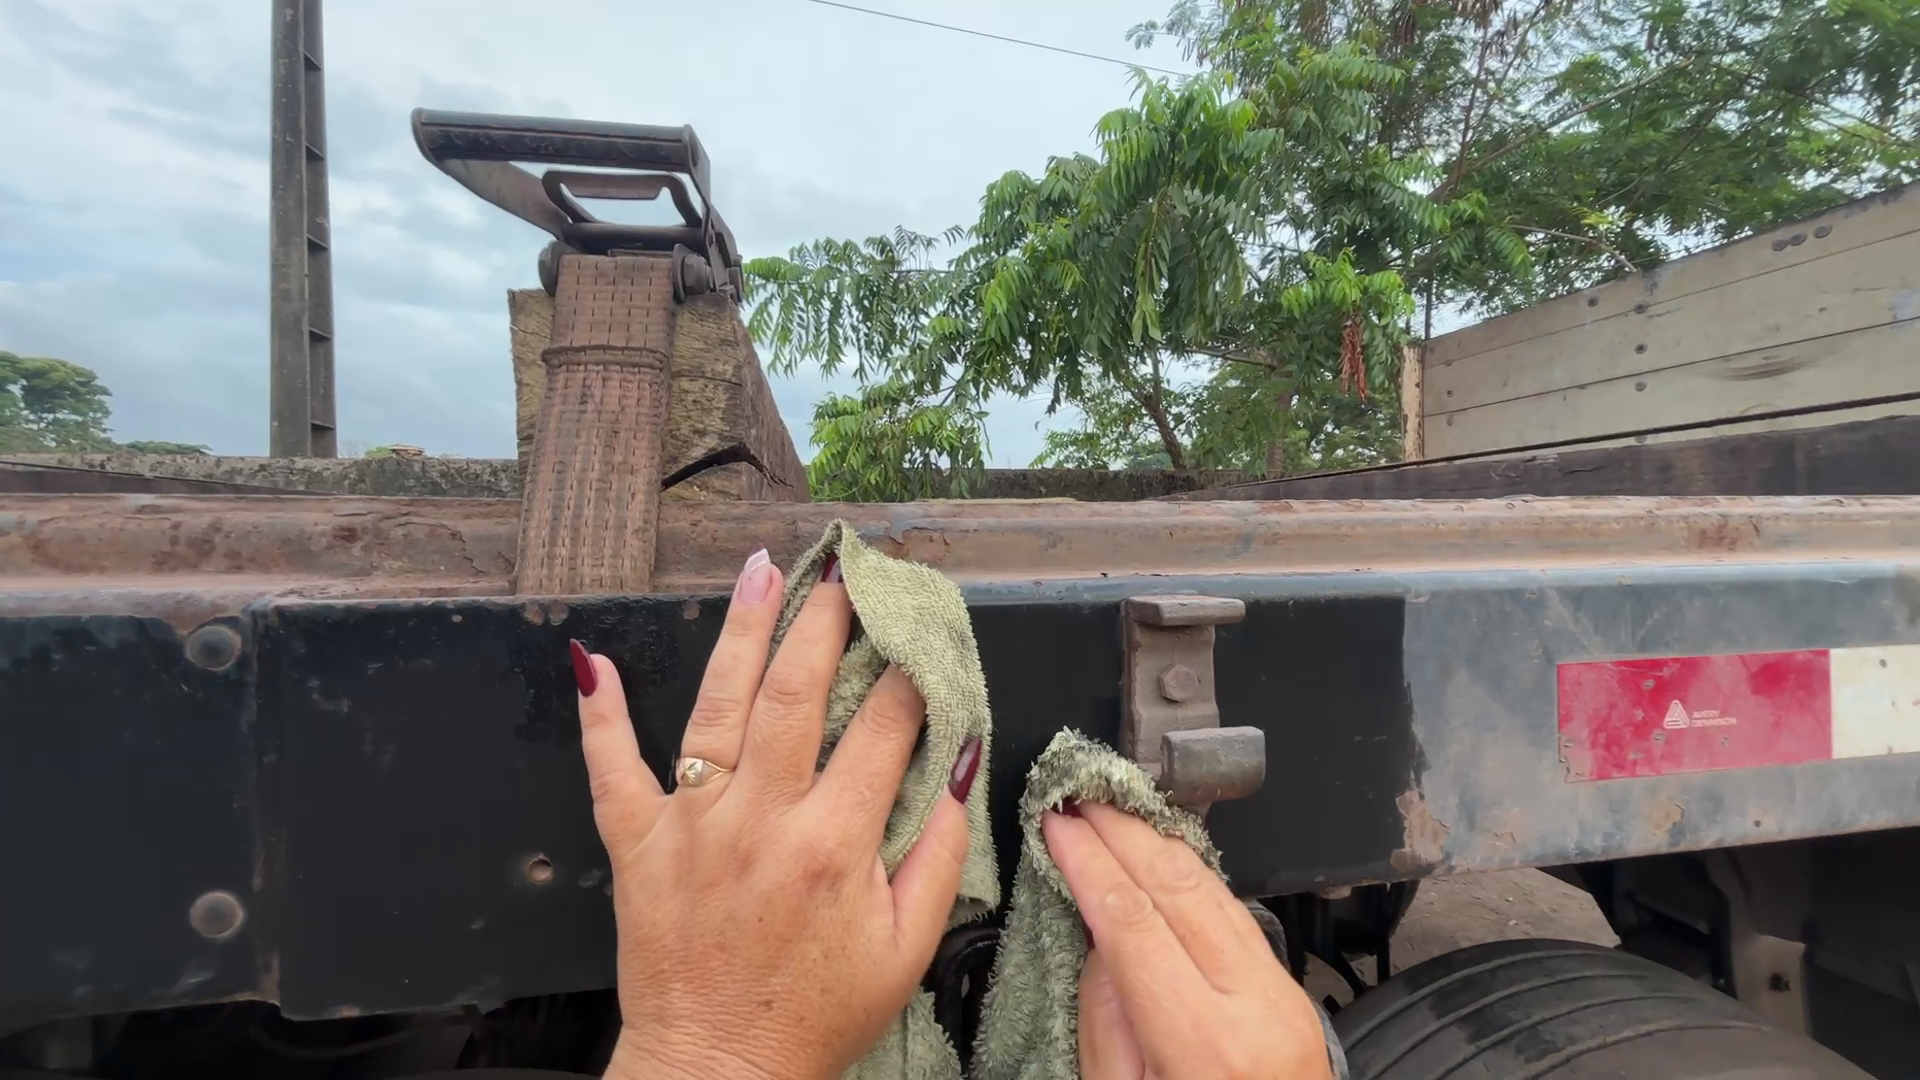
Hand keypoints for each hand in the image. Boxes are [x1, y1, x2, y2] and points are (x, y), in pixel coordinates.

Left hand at [573, 549, 981, 1079]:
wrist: (715, 1077)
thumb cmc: (819, 1011)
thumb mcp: (909, 946)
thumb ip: (941, 849)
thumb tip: (959, 763)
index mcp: (833, 844)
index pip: (884, 729)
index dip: (908, 675)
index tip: (917, 638)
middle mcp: (761, 819)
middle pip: (797, 693)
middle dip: (825, 622)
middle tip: (842, 574)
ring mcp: (691, 826)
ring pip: (718, 706)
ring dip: (741, 632)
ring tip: (760, 571)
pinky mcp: (638, 845)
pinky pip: (612, 771)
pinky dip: (602, 716)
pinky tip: (595, 662)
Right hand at [1044, 802, 1332, 1079]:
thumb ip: (1103, 1010)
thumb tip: (1095, 929)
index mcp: (1208, 1045)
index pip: (1133, 918)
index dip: (1086, 861)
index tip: (1055, 823)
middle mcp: (1256, 1005)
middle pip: (1175, 884)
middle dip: (1118, 830)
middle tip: (1076, 797)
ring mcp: (1282, 991)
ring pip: (1208, 882)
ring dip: (1150, 837)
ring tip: (1106, 810)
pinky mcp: (1288, 985)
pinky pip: (1230, 904)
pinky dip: (1184, 866)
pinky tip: (1154, 848)